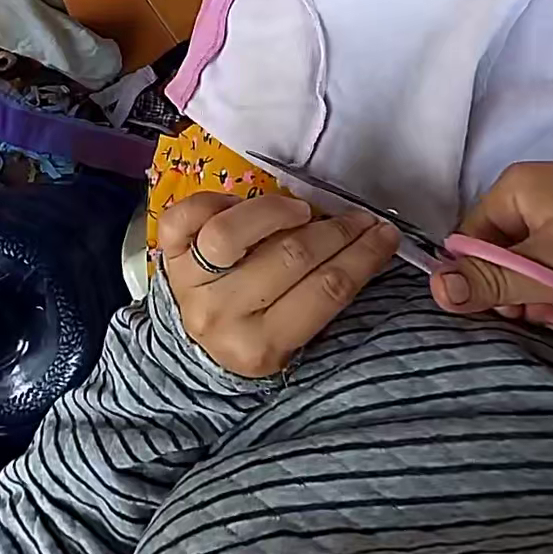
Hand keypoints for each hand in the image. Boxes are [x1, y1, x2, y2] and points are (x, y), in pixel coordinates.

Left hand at [159, 193, 400, 376]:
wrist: (193, 353)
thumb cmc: (256, 337)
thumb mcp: (294, 336)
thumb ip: (321, 294)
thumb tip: (363, 240)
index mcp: (261, 347)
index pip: (326, 291)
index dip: (363, 255)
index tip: (385, 233)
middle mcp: (221, 316)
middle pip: (291, 257)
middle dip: (337, 230)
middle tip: (359, 217)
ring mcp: (189, 284)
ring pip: (230, 232)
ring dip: (277, 211)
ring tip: (302, 210)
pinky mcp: (167, 255)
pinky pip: (185, 216)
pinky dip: (214, 200)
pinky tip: (242, 204)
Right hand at [431, 162, 552, 335]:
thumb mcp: (551, 268)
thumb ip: (492, 280)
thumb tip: (436, 290)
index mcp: (516, 191)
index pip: (472, 242)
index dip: (487, 281)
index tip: (517, 308)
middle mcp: (536, 199)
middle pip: (507, 262)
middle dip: (534, 297)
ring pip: (540, 274)